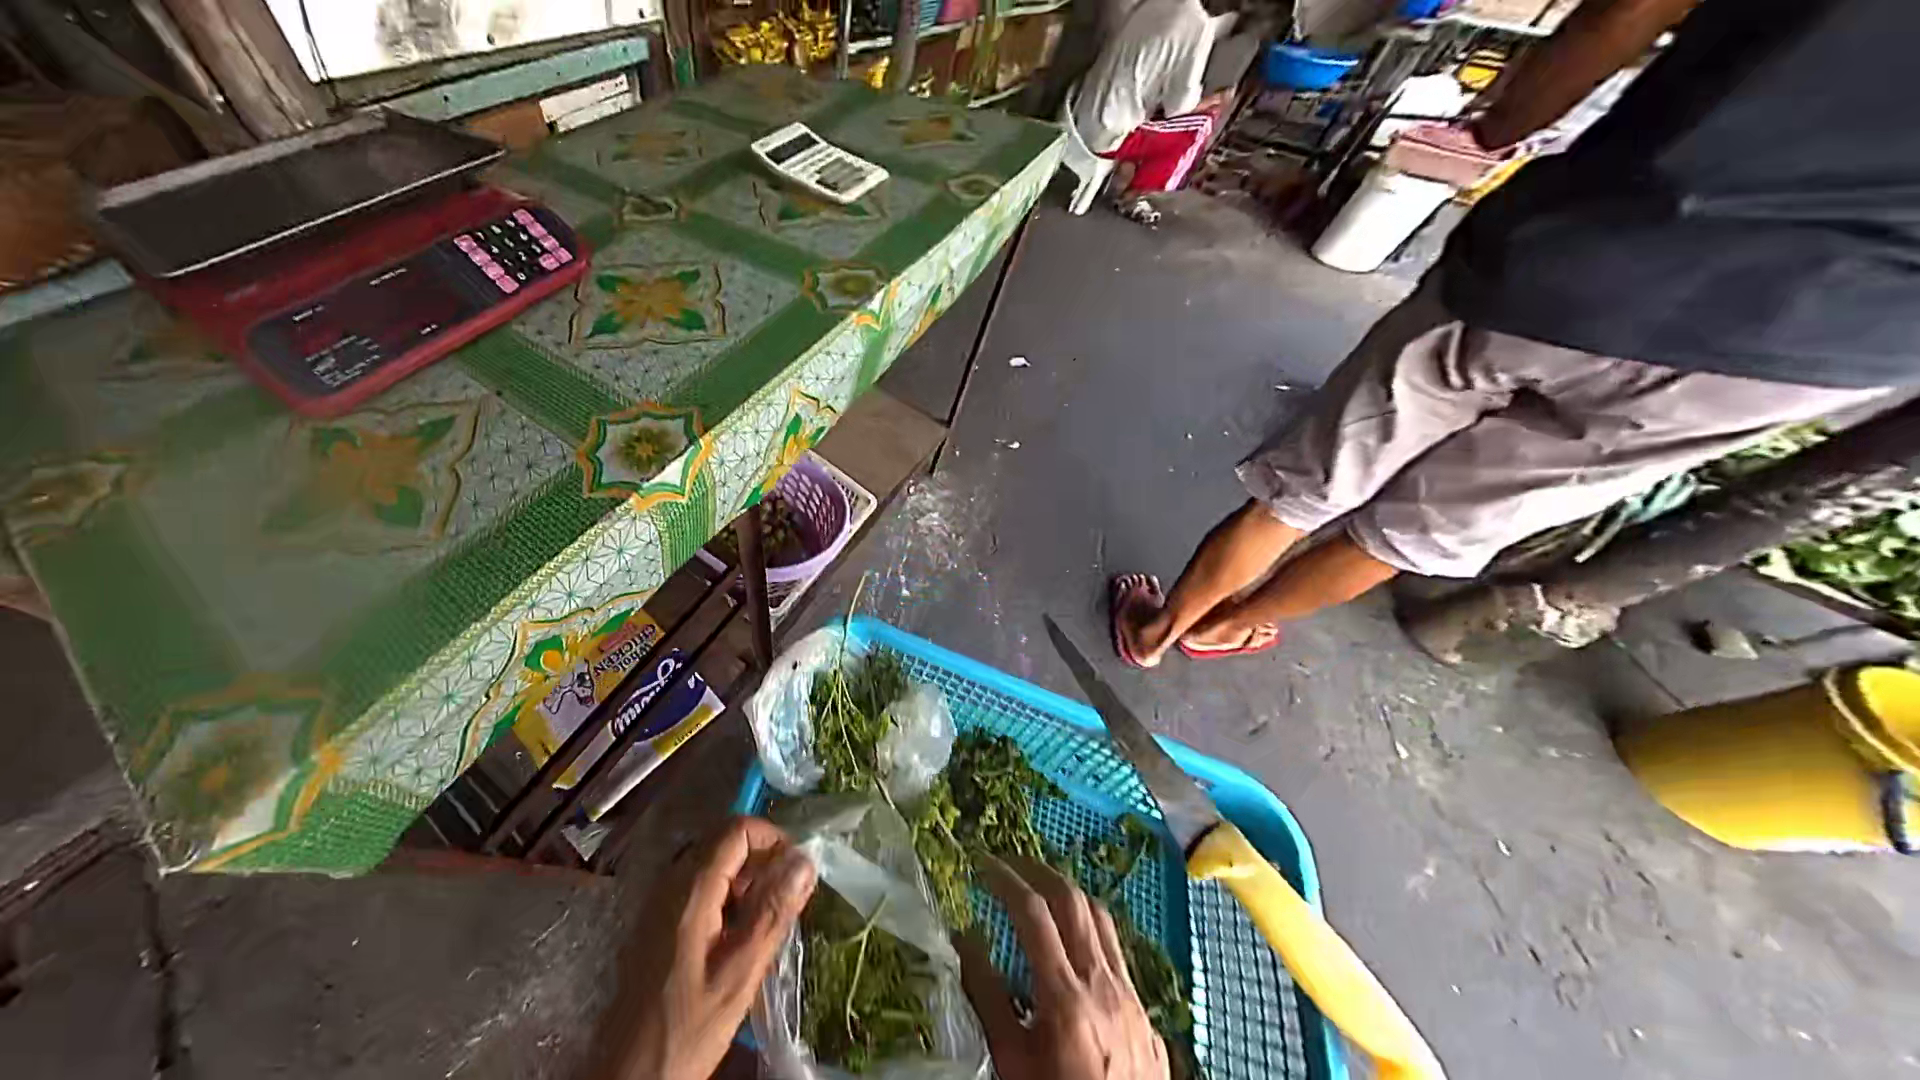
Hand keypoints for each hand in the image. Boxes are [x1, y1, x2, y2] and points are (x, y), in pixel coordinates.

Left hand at [590, 817, 816, 1079]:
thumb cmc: (687, 1029)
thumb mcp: (740, 975)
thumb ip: (773, 913)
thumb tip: (805, 860)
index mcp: (690, 892)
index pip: (736, 829)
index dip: (772, 838)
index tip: (796, 871)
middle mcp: (670, 886)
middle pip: (724, 841)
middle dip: (762, 858)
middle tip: (786, 898)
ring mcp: (659, 904)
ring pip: (713, 863)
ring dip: (747, 878)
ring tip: (767, 920)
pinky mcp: (657, 924)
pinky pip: (699, 887)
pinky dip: (728, 896)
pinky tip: (739, 936)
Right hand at [958, 854, 1168, 1079]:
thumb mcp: (1011, 1063)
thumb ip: (986, 997)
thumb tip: (963, 938)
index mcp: (1066, 997)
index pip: (1033, 913)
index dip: (1005, 879)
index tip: (982, 864)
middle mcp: (1103, 982)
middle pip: (1072, 899)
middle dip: (1036, 870)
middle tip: (1008, 863)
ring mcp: (1130, 991)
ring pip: (1100, 916)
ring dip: (1067, 890)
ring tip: (1038, 883)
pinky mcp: (1145, 1006)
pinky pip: (1116, 946)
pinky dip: (1090, 923)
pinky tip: (1073, 933)